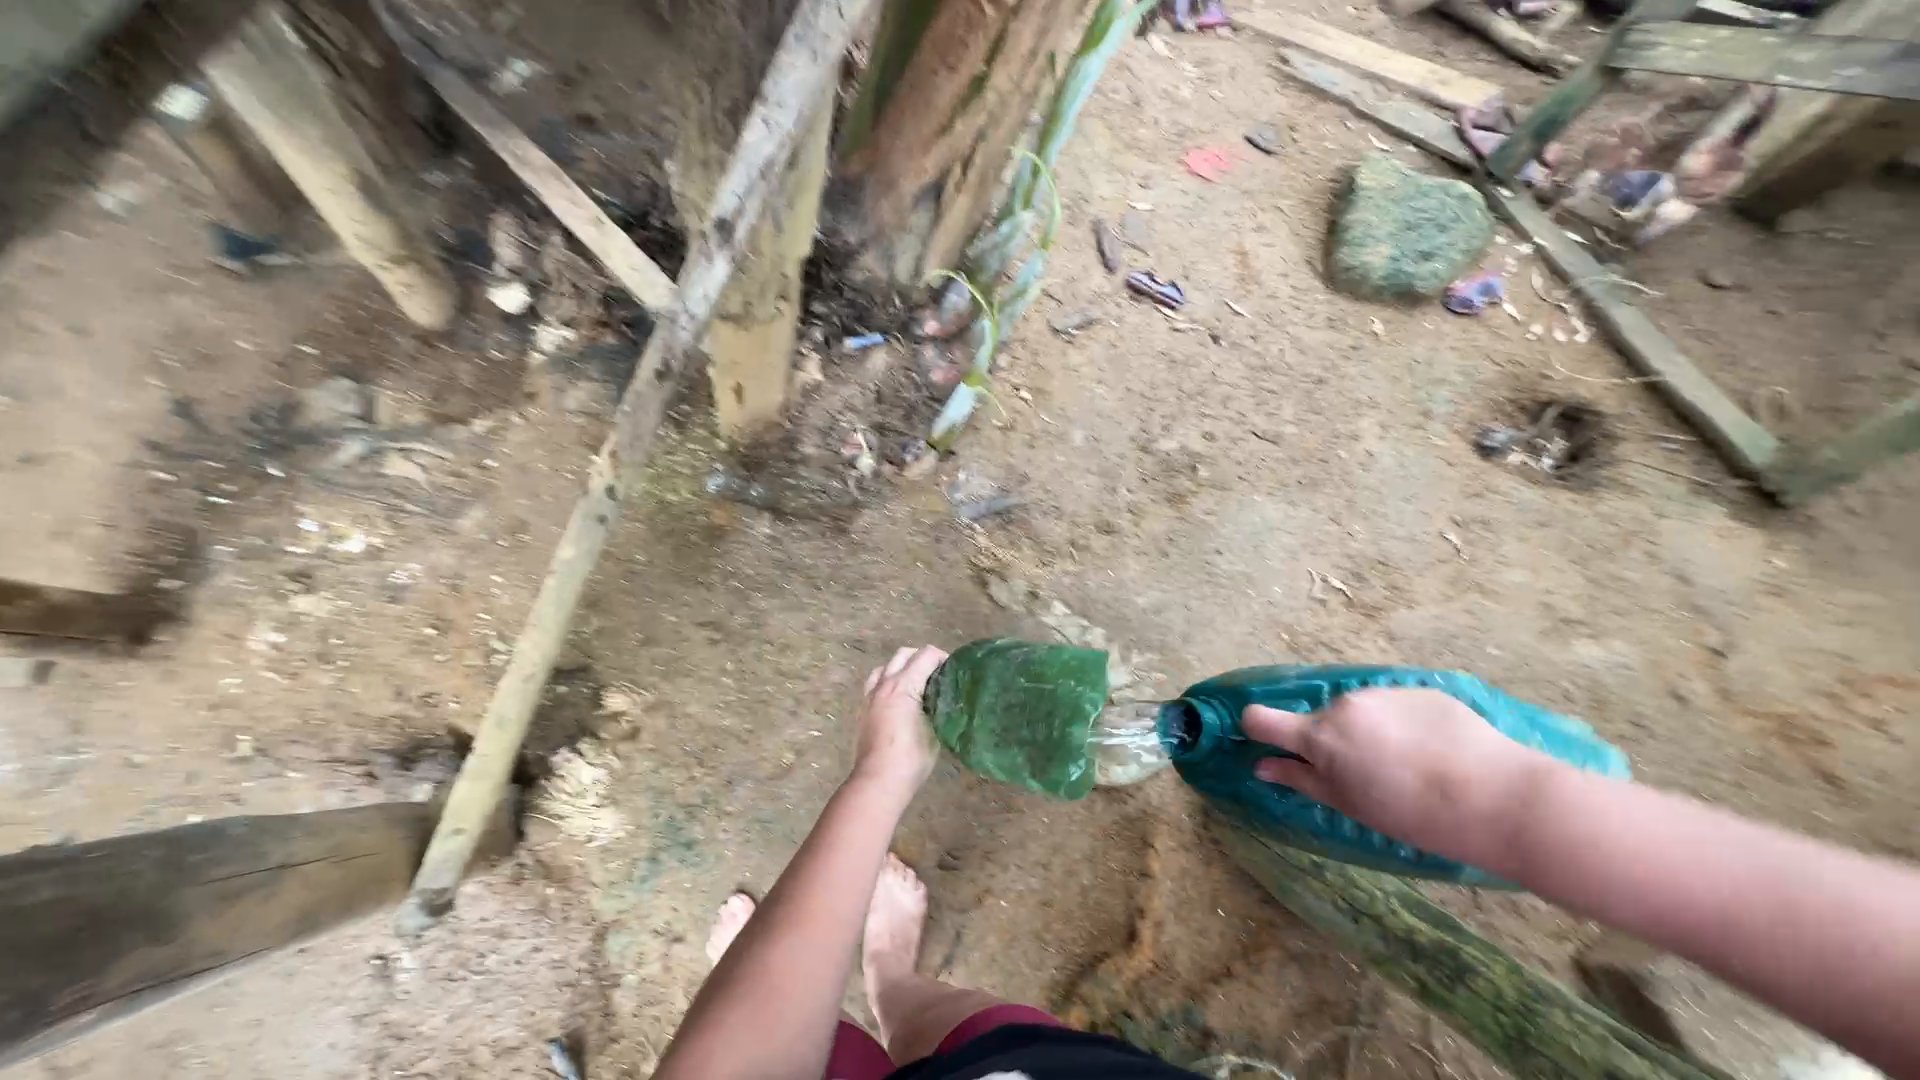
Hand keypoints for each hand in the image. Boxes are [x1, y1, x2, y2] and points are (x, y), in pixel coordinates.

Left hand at [849, 646, 947, 799]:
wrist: (879, 780)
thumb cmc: (911, 757)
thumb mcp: (935, 730)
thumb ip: (939, 707)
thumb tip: (945, 700)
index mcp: (903, 685)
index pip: (925, 655)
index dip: (943, 658)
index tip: (954, 671)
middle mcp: (884, 684)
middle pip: (903, 654)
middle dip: (922, 658)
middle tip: (937, 674)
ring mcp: (870, 696)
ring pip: (885, 667)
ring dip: (902, 667)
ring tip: (915, 684)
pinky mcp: (862, 709)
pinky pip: (875, 683)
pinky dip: (888, 682)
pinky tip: (898, 700)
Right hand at [1242, 687, 1552, 863]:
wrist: (1498, 796)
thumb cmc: (1414, 813)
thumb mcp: (1351, 804)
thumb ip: (1302, 779)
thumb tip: (1262, 766)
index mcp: (1321, 735)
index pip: (1261, 718)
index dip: (1257, 730)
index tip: (1268, 744)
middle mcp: (1345, 704)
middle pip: (1322, 719)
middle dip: (1333, 741)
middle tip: (1367, 776)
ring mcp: (1384, 692)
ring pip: (1361, 711)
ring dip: (1370, 731)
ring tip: (1410, 764)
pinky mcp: (1422, 690)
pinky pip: (1398, 706)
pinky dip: (1404, 725)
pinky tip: (1436, 751)